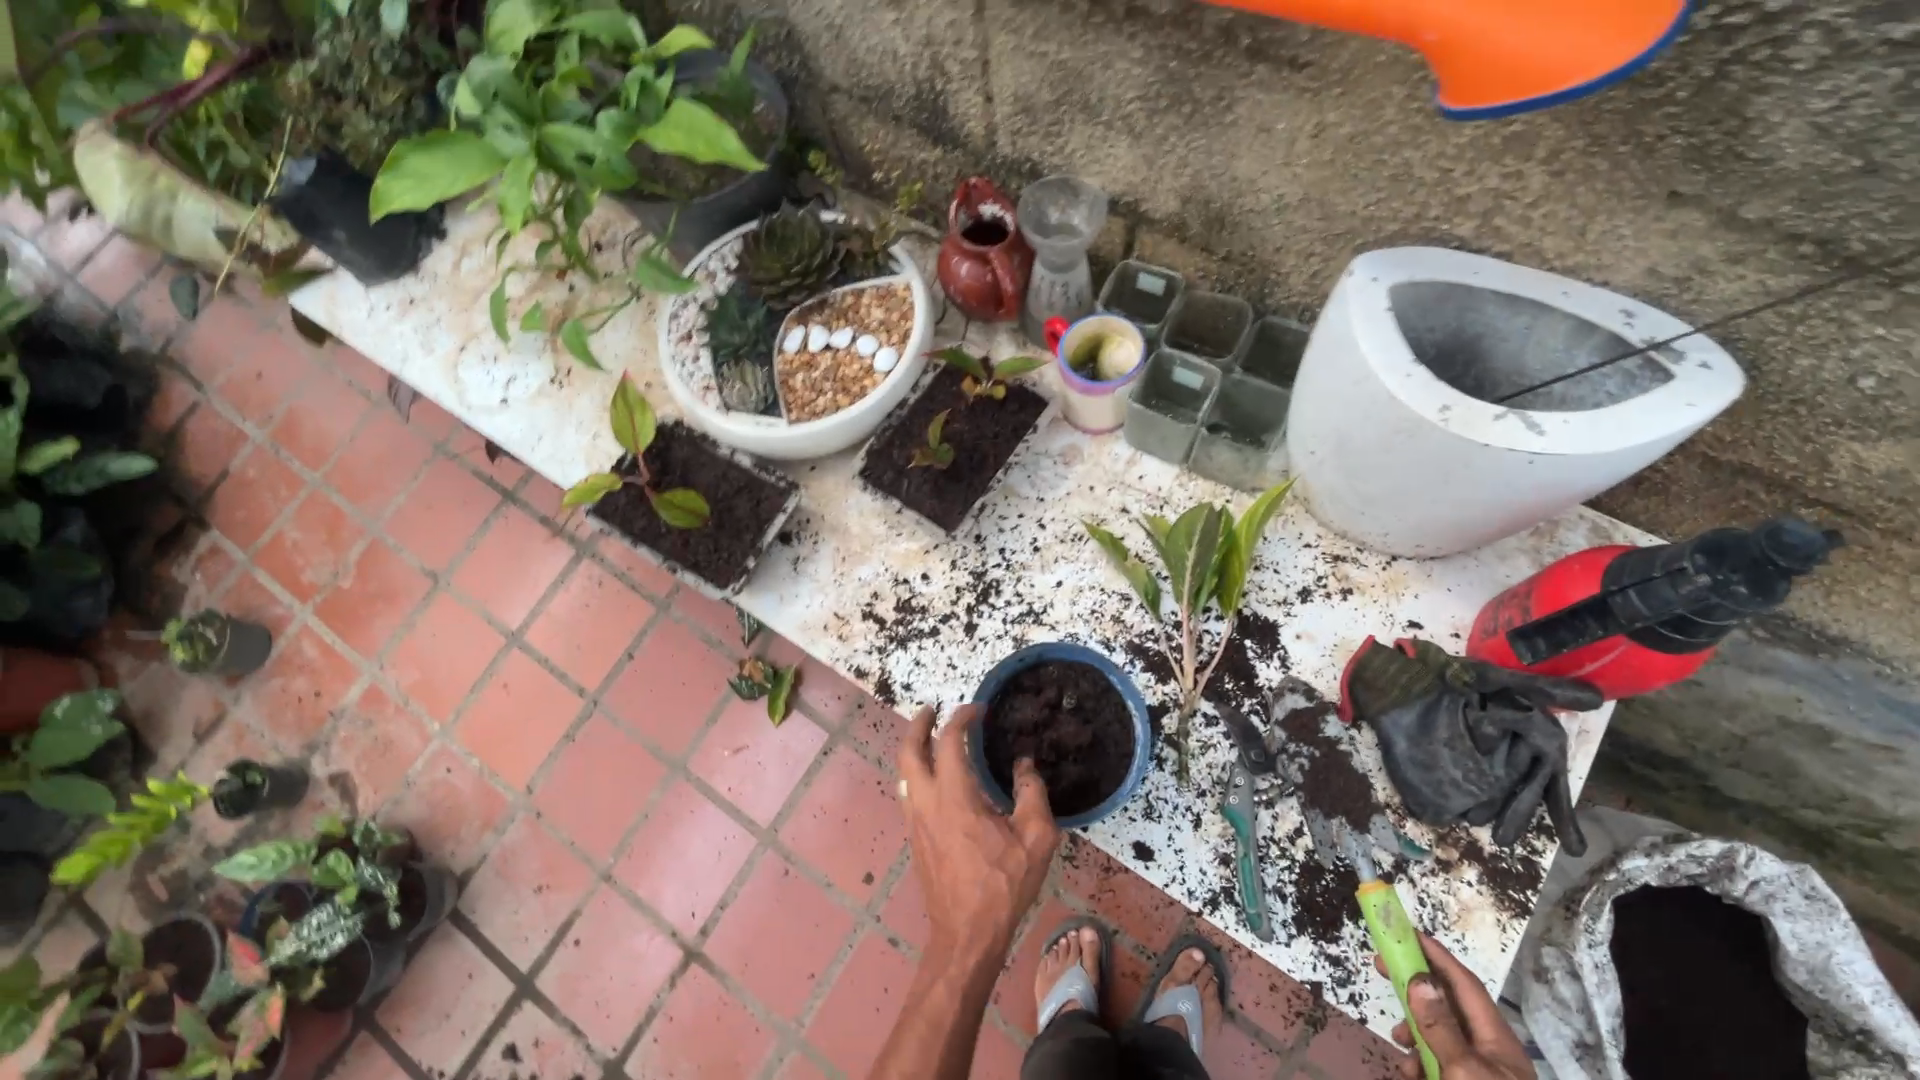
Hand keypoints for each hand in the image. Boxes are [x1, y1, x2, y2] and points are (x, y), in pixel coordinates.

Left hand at [897, 705, 1060, 961]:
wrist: (966, 934)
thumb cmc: (1003, 885)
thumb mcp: (1035, 839)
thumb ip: (1032, 794)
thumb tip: (1025, 765)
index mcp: (954, 796)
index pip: (949, 741)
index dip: (962, 718)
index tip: (978, 710)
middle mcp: (926, 802)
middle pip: (908, 750)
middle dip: (918, 725)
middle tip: (932, 710)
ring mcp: (915, 822)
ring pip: (903, 773)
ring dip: (913, 749)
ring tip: (930, 739)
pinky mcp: (914, 839)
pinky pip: (908, 793)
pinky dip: (917, 773)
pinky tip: (936, 780)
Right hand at [1374, 935, 1532, 1079]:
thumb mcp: (1464, 1072)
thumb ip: (1440, 1026)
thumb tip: (1419, 978)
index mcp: (1495, 1039)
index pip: (1463, 984)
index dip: (1436, 954)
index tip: (1406, 932)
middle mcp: (1489, 1051)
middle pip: (1448, 1005)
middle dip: (1415, 988)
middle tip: (1380, 966)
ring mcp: (1478, 1074)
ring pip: (1439, 1037)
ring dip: (1415, 1034)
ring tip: (1400, 1046)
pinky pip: (1439, 1065)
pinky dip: (1422, 1065)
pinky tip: (1412, 1075)